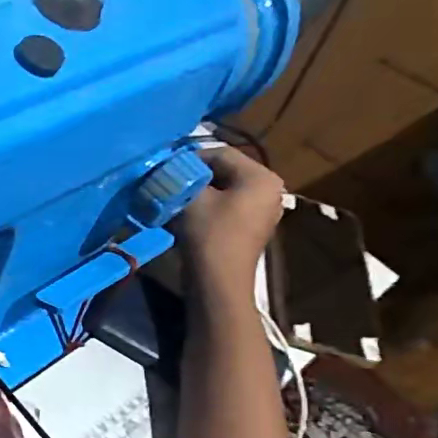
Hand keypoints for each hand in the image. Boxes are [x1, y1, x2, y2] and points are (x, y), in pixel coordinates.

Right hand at [174, 144, 286, 300]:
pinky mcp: (253, 228)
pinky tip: (188, 215)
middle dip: (195, 177)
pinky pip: (228, 208)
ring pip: (225, 191)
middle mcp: (270, 190)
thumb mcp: (192, 199)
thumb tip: (169, 167)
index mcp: (261, 177)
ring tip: (175, 200)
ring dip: (199, 193)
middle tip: (169, 183)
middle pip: (225, 172)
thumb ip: (182, 176)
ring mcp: (264, 211)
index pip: (221, 154)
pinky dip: (208, 208)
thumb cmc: (210, 236)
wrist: (219, 284)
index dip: (190, 158)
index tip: (166, 168)